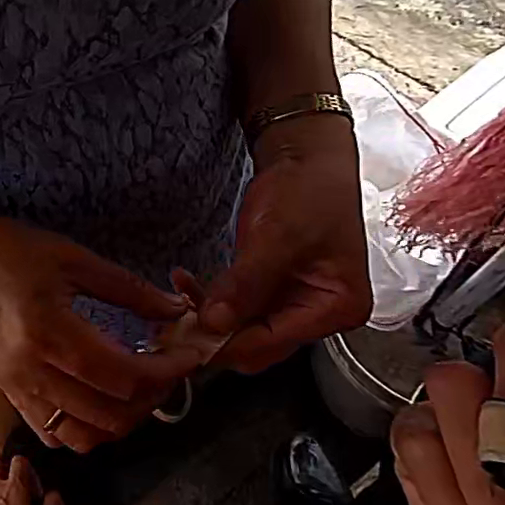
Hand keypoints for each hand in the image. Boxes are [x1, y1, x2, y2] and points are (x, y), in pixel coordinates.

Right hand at [0, 200, 191, 451]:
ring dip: (120, 421)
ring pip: (83, 436)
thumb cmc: (7, 249)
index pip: (124, 377)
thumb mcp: (71, 257)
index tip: (188, 354)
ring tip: (134, 388)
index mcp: (48, 332)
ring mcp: (14, 386)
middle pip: (110, 415)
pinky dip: (83, 430)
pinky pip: (51, 433)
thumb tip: (175, 310)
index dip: (167, 372)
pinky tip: (95, 399)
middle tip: (165, 368)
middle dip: (152, 397)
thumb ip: (127, 289)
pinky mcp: (5, 390)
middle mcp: (30, 371)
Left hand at [201, 114, 371, 373]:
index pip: (272, 342)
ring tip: (177, 294)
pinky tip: (186, 284)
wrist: (306, 161)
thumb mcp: (277, 237)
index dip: (225, 343)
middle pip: (255, 343)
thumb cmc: (308, 193)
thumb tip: (215, 323)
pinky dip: (209, 300)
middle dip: (212, 334)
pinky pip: (235, 307)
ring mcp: (293, 302)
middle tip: (168, 321)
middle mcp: (318, 313)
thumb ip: (247, 284)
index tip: (183, 339)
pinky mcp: (270, 289)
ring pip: (240, 328)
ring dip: (206, 317)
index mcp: (335, 308)